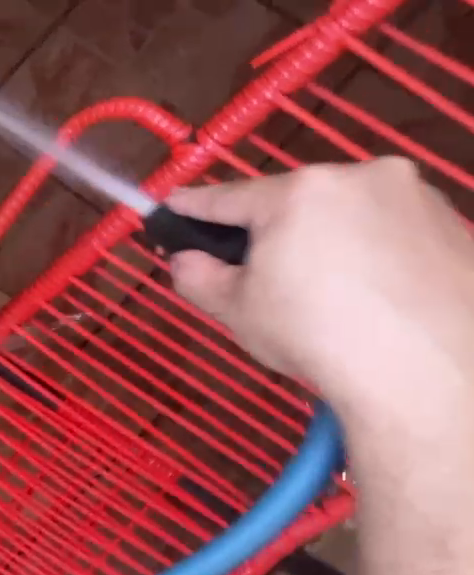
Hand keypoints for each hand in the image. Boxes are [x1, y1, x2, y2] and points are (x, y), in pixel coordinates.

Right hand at [166, 159, 473, 446]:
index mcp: (297, 194)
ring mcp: (410, 191)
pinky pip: (378, 222)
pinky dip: (355, 245)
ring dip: (312, 235)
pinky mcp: (445, 215)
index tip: (169, 207)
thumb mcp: (230, 308)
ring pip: (336, 209)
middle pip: (289, 199)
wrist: (422, 357)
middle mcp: (358, 176)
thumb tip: (188, 259)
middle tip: (244, 270)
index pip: (227, 197)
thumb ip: (196, 275)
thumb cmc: (311, 329)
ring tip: (306, 286)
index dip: (190, 206)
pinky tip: (351, 287)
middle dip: (262, 227)